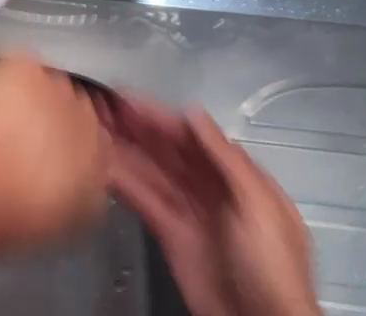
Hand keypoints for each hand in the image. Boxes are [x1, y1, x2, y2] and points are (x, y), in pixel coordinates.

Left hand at [0, 57, 110, 249]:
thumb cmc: (25, 212)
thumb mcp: (69, 216)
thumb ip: (82, 191)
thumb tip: (72, 182)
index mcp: (102, 157)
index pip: (96, 139)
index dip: (72, 143)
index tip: (52, 153)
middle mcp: (88, 117)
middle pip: (76, 106)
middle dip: (57, 115)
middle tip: (29, 132)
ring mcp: (57, 86)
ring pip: (50, 81)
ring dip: (35, 92)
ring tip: (9, 111)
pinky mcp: (26, 66)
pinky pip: (22, 62)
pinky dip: (11, 71)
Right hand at [99, 94, 319, 315]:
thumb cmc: (271, 266)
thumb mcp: (258, 206)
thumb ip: (226, 158)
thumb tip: (195, 113)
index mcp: (238, 177)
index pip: (194, 138)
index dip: (160, 117)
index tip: (128, 99)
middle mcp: (212, 189)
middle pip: (170, 151)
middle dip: (138, 128)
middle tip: (102, 106)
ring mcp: (189, 213)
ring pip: (152, 172)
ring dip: (125, 149)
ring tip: (94, 127)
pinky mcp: (171, 236)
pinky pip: (144, 201)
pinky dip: (123, 182)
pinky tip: (102, 165)